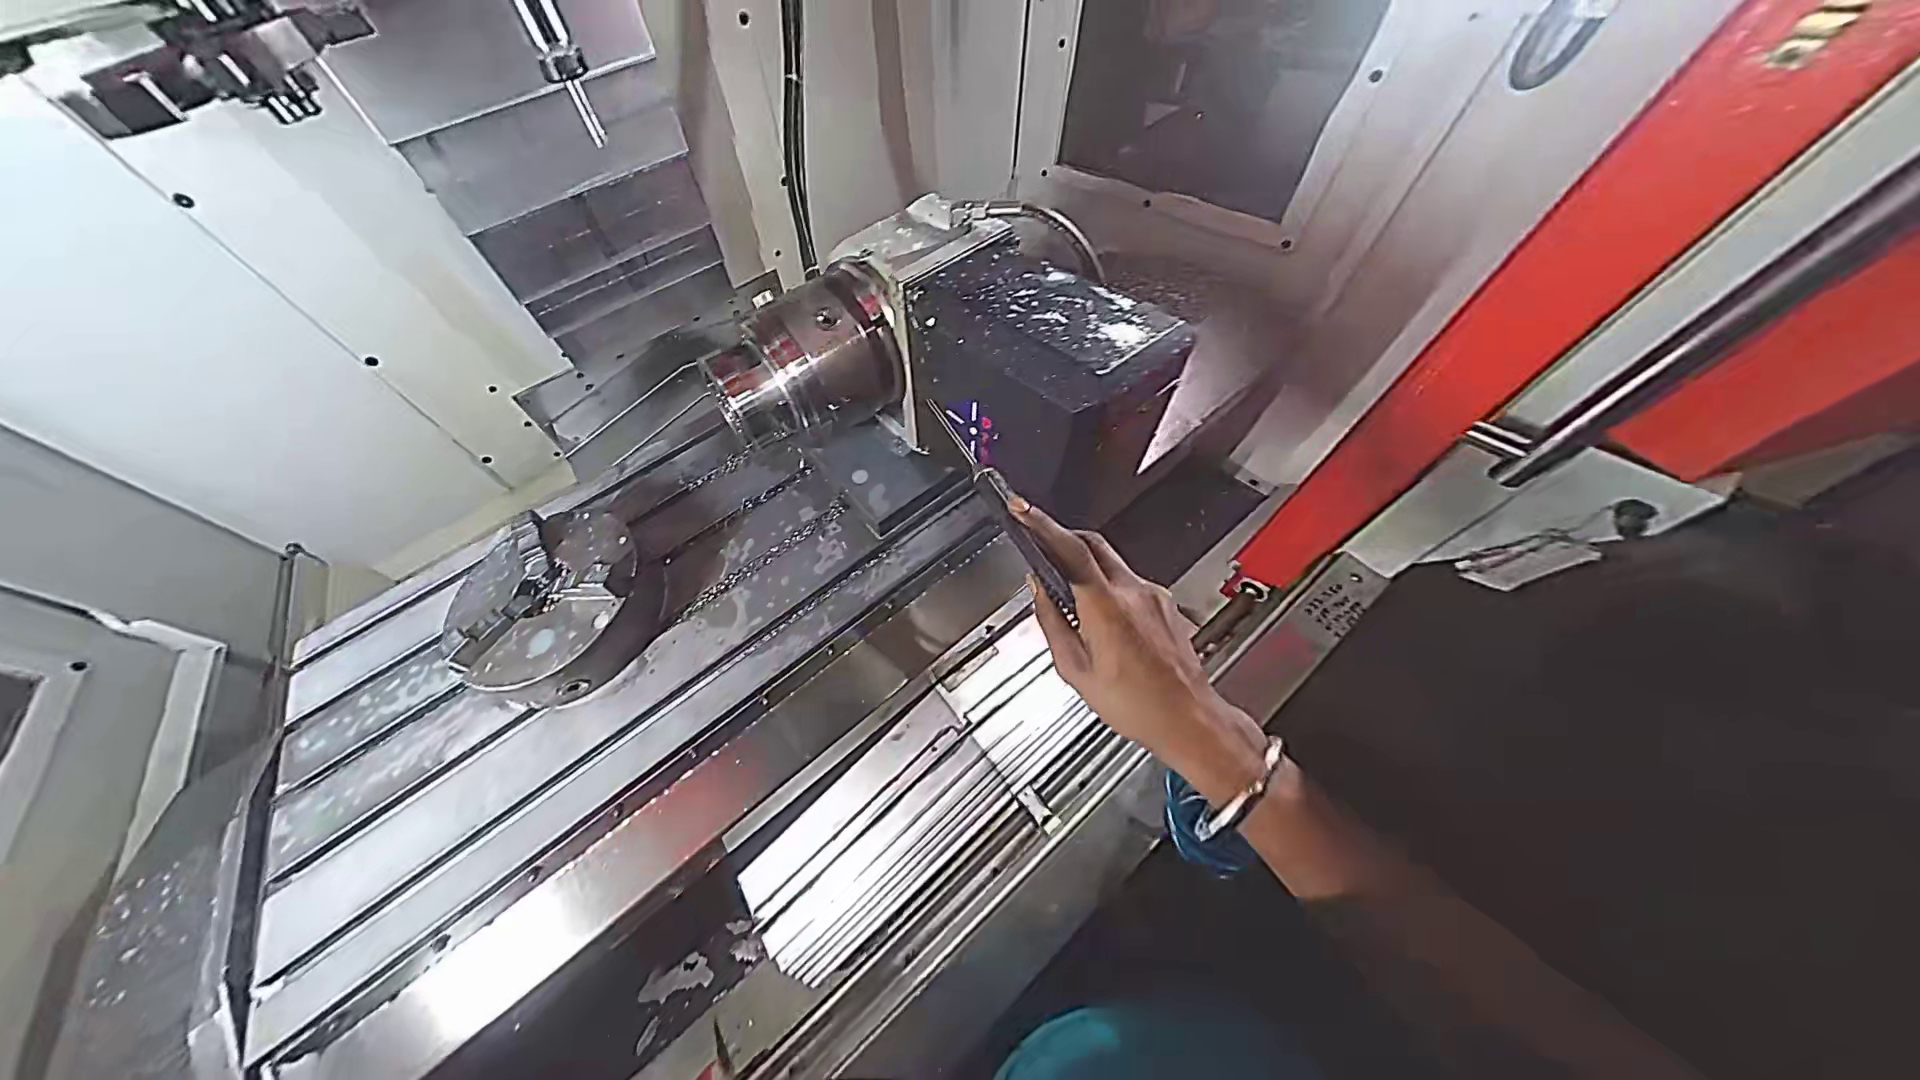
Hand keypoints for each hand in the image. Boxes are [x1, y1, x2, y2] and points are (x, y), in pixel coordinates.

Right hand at [1011, 498, 1268, 804]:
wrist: (1189, 719)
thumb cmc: (1138, 706)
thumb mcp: (1076, 670)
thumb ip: (1052, 622)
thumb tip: (1038, 592)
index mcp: (1106, 609)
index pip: (1069, 550)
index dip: (1041, 524)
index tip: (1023, 510)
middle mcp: (1134, 593)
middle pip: (1092, 542)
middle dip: (1061, 536)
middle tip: (1039, 541)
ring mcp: (1153, 596)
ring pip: (1111, 562)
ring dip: (1085, 566)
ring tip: (1069, 595)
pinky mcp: (1165, 603)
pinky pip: (1128, 581)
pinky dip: (1107, 585)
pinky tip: (1100, 614)